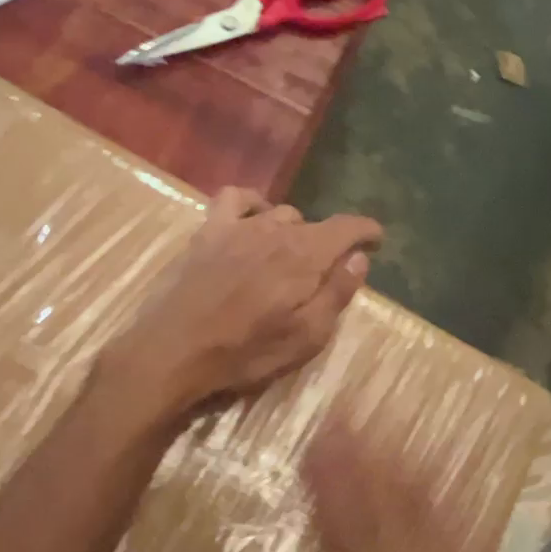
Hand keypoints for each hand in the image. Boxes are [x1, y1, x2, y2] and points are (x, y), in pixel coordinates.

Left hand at [100, 187, 382, 419]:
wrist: (173, 351)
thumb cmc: (244, 353)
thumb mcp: (305, 338)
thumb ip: (336, 294)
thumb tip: (360, 259)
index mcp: (304, 256)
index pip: (346, 228)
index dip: (366, 230)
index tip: (376, 238)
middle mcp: (275, 230)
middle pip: (312, 225)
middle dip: (324, 243)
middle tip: (320, 275)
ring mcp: (237, 226)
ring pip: (278, 213)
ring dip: (290, 231)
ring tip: (286, 257)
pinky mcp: (207, 231)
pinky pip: (234, 198)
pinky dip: (251, 203)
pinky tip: (252, 220)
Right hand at [306, 437, 550, 551]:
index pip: (340, 513)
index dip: (326, 468)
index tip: (315, 426)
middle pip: (382, 492)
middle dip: (363, 446)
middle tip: (349, 404)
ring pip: (420, 496)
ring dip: (402, 454)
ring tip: (390, 418)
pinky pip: (459, 517)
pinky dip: (444, 485)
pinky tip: (441, 470)